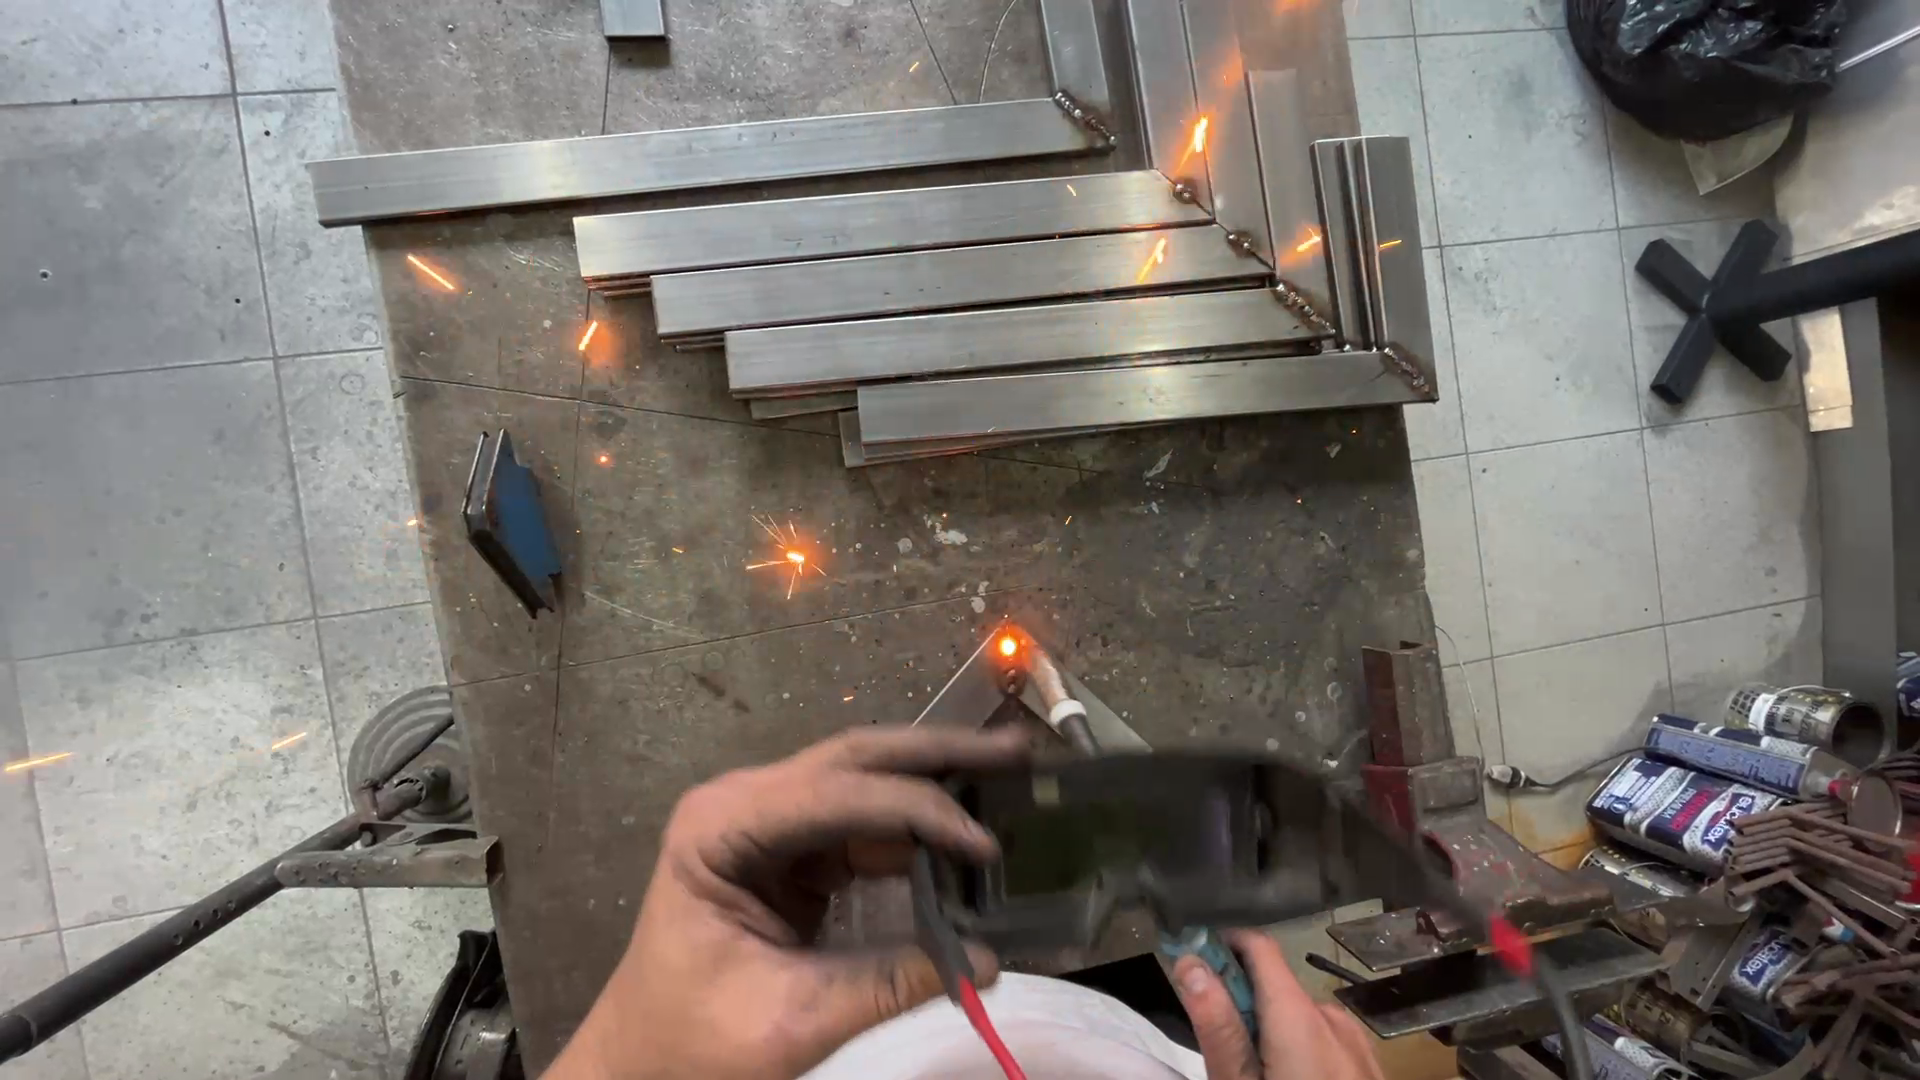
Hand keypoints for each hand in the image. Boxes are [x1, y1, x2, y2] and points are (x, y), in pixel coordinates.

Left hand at [546, 725, 1029, 1079]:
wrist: (639, 1064)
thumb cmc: (690, 1045)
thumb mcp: (788, 1021)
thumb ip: (888, 985)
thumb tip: (988, 962)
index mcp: (721, 824)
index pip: (835, 795)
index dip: (917, 811)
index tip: (982, 843)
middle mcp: (746, 798)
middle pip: (855, 758)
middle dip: (938, 753)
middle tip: (1012, 748)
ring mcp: (769, 814)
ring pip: (866, 777)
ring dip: (935, 777)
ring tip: (1004, 769)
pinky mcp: (792, 842)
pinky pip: (864, 819)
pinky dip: (916, 823)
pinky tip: (961, 826)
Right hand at [1172, 929, 1385, 1079]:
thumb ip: (1217, 1025)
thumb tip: (1189, 960)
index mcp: (1299, 1015)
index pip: (1257, 944)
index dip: (1221, 945)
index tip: (1194, 968)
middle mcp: (1333, 1018)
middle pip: (1275, 985)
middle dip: (1243, 1004)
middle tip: (1222, 1053)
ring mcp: (1360, 1049)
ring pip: (1299, 1017)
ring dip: (1271, 1032)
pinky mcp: (1373, 1075)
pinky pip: (1326, 1044)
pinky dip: (1301, 1054)